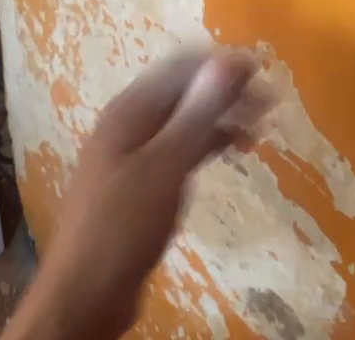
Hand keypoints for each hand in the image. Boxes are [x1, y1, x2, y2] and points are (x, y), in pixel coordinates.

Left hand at [4, 48, 260, 339]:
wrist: (84, 294)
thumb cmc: (123, 224)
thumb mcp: (165, 166)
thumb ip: (196, 113)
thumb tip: (225, 61)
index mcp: (131, 108)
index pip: (182, 66)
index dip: (222, 63)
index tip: (263, 71)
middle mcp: (130, 121)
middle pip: (184, 90)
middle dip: (226, 90)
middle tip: (270, 103)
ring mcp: (133, 151)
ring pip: (184, 119)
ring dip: (220, 117)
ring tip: (259, 128)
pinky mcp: (140, 181)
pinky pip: (179, 146)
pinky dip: (206, 142)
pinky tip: (230, 150)